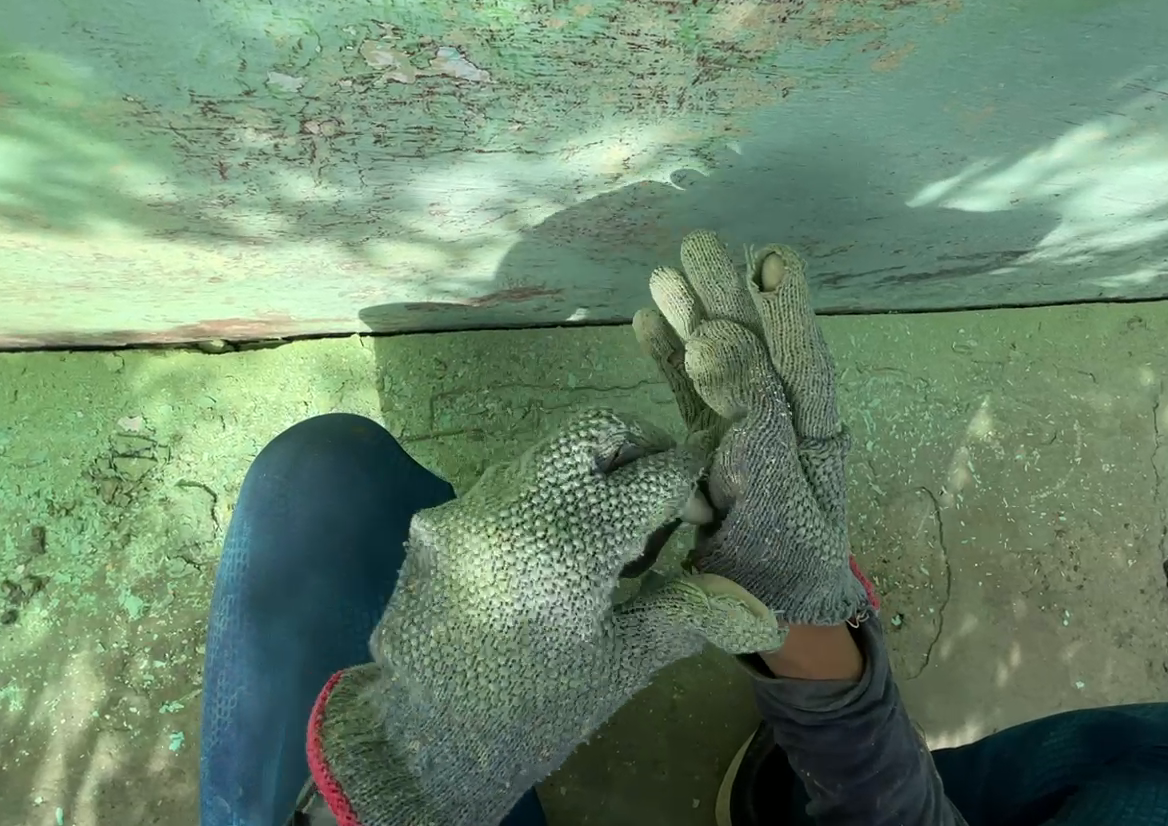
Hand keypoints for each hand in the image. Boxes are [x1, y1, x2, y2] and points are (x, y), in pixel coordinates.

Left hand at [306, 410, 783, 825]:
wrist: (419, 737)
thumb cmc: (532, 707)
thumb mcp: (620, 663)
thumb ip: (686, 611)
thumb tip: (748, 598)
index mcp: (576, 538)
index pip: (655, 475)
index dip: (691, 482)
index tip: (702, 504)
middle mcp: (524, 497)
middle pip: (600, 429)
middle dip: (641, 446)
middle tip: (658, 490)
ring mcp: (477, 497)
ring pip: (553, 444)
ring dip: (594, 464)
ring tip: (607, 523)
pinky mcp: (447, 510)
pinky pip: (514, 475)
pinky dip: (551, 487)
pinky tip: (555, 540)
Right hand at [635, 231, 873, 626]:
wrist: (763, 610)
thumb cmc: (781, 562)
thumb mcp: (776, 495)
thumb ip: (754, 419)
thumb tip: (717, 337)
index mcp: (809, 429)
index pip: (798, 358)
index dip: (785, 309)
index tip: (770, 259)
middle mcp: (777, 417)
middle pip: (751, 347)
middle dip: (727, 296)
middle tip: (699, 244)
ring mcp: (739, 427)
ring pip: (714, 362)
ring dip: (690, 318)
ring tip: (663, 274)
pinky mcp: (707, 440)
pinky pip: (686, 391)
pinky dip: (666, 359)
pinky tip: (648, 322)